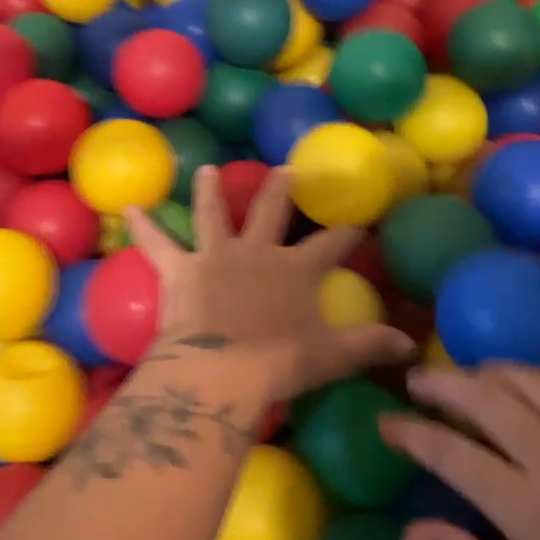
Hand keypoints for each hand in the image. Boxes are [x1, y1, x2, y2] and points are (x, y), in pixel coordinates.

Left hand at [124, 165, 415, 402]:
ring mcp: (216, 255)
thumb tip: (410, 346)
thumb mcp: (333, 356)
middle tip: (284, 169)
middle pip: (272, 211)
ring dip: (210, 192)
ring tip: (205, 170)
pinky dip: (143, 226)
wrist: (224, 370)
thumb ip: (370, 345)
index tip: (358, 221)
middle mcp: (258, 251)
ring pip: (213, 214)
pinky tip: (129, 207)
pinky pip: (157, 243)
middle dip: (281, 189)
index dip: (345, 233)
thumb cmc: (281, 363)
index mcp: (296, 270)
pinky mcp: (181, 269)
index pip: (330, 245)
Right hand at [380, 367, 539, 539]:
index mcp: (536, 512)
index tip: (383, 421)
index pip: (453, 454)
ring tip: (469, 378)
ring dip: (495, 372)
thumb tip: (410, 534)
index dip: (412, 434)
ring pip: (537, 382)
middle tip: (414, 380)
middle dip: (444, 383)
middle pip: (489, 398)